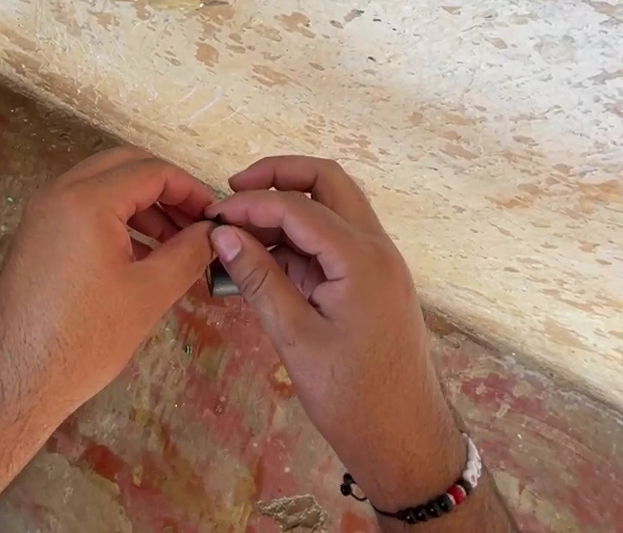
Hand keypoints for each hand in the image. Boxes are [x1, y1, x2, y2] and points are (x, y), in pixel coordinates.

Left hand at [0, 147, 214, 530]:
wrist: (17, 378)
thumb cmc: (86, 337)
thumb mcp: (149, 293)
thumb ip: (188, 253)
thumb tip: (214, 233)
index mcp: (88, 199)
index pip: (152, 170)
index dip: (191, 189)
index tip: (215, 218)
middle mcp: (61, 190)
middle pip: (127, 165)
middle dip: (167, 189)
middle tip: (196, 224)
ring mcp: (44, 209)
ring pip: (105, 183)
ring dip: (143, 202)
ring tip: (175, 243)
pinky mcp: (38, 230)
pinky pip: (86, 204)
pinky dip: (117, 216)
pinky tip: (141, 252)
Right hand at [206, 157, 465, 511]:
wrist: (410, 446)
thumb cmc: (353, 397)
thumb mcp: (296, 338)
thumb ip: (259, 278)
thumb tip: (221, 234)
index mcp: (361, 257)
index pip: (297, 206)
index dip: (250, 204)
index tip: (212, 215)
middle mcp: (376, 246)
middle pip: (327, 180)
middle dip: (278, 175)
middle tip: (234, 191)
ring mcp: (378, 261)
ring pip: (333, 204)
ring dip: (290, 202)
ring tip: (243, 225)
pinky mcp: (373, 278)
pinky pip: (334, 236)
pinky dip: (300, 234)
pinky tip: (266, 255)